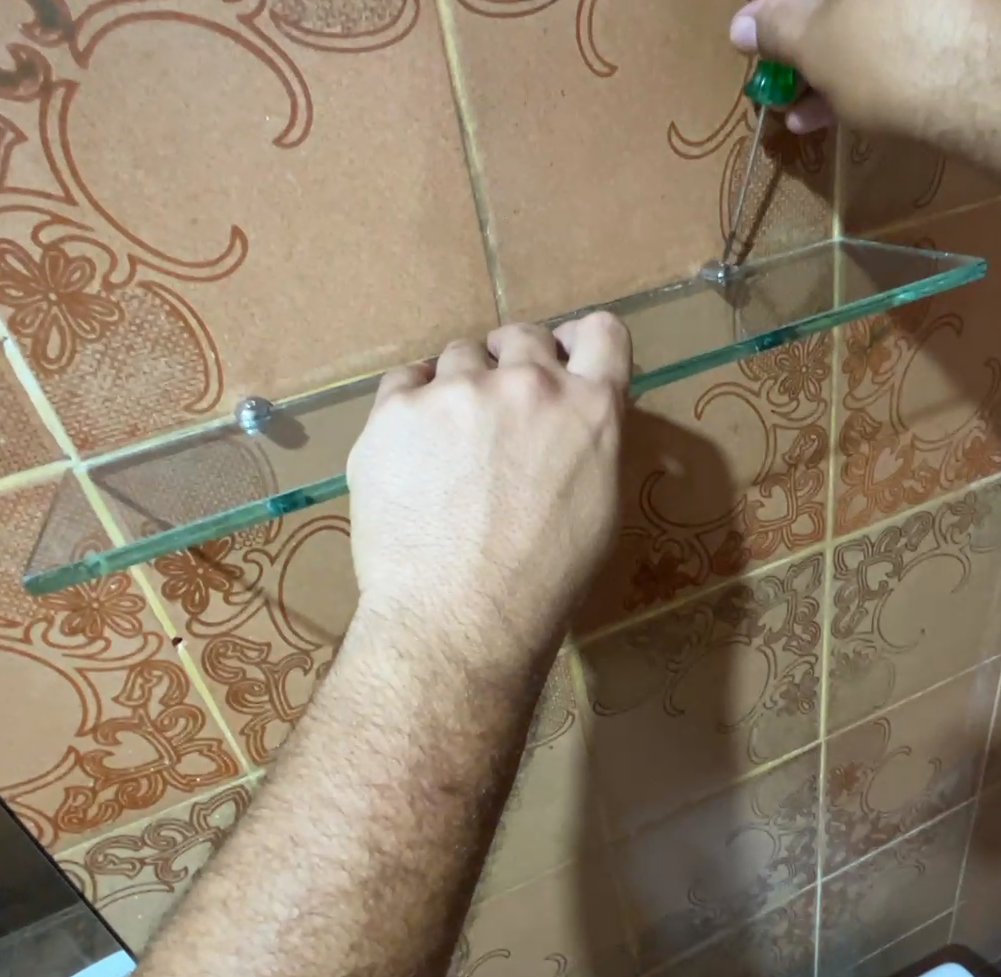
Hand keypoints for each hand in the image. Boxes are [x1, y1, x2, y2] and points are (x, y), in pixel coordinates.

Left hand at [346, 314, 630, 666]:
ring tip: (448, 445)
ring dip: (461, 387)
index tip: (562, 359)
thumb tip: (567, 423)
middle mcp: (529, 384)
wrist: (458, 618)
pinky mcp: (398, 409)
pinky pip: (407, 381)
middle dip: (513, 365)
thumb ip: (587, 445)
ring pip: (461, 356)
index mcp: (590, 410)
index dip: (580, 342)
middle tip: (497, 415)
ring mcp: (459, 391)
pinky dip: (413, 406)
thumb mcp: (597, 510)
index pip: (602, 333)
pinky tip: (413, 451)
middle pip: (523, 336)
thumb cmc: (542, 583)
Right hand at [730, 0, 1000, 137]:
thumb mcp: (818, 44)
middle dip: (806, 38)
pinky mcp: (976, 19)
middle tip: (782, 82)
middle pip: (841, 2)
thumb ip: (777, 29)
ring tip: (803, 111)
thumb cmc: (894, 53)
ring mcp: (946, 1)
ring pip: (875, 17)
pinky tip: (843, 105)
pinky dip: (870, 63)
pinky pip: (907, 29)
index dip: (778, 12)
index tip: (760, 42)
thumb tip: (740, 24)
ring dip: (831, 60)